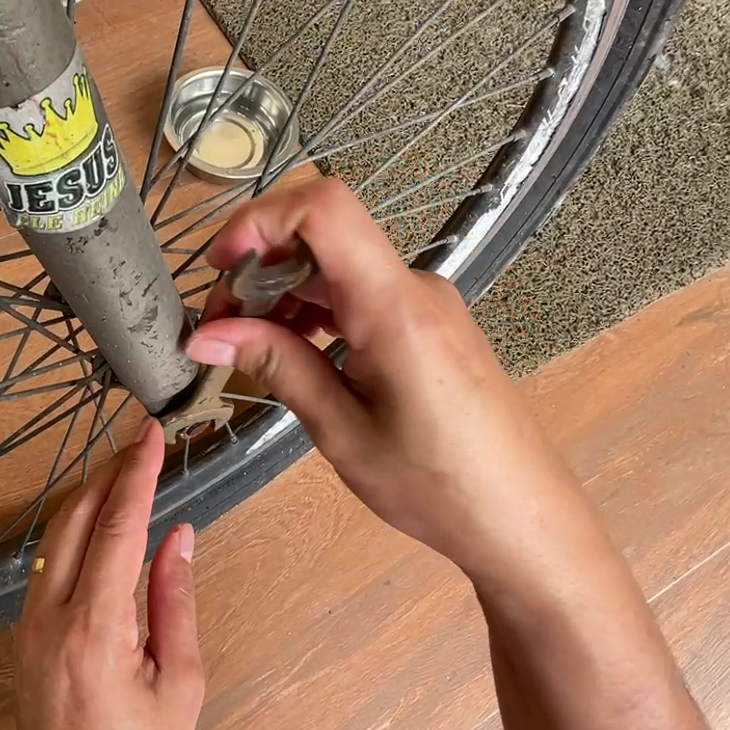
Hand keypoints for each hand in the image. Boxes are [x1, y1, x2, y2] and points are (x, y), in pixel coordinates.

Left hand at [14, 418, 202, 729]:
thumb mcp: (179, 683)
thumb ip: (176, 599)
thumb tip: (179, 534)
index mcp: (94, 631)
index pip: (119, 527)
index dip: (138, 473)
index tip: (151, 435)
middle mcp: (48, 619)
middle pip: (76, 517)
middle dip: (109, 471)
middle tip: (140, 443)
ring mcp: (27, 625)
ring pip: (54, 534)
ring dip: (89, 494)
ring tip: (124, 469)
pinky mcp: (22, 633)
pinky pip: (47, 559)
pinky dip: (74, 526)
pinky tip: (98, 517)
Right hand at [183, 178, 562, 571]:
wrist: (526, 521)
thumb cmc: (436, 486)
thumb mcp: (342, 430)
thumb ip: (276, 366)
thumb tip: (203, 336)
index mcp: (394, 306)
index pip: (324, 208)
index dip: (260, 219)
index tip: (220, 267)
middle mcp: (413, 286)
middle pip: (322, 237)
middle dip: (259, 267)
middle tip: (220, 326)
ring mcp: (425, 302)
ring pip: (336, 266)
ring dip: (283, 292)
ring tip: (248, 346)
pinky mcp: (428, 322)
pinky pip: (359, 292)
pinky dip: (315, 309)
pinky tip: (293, 350)